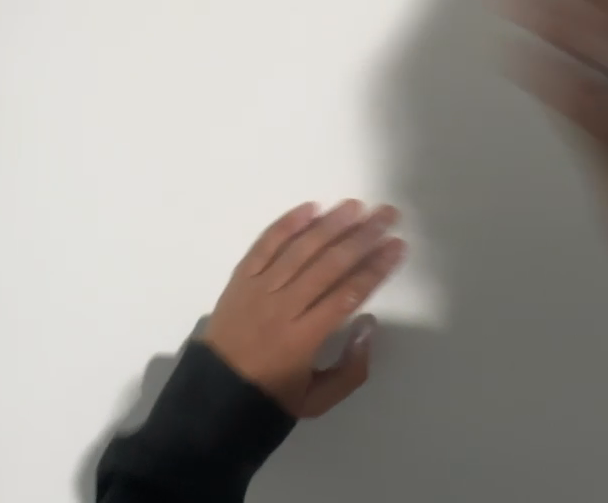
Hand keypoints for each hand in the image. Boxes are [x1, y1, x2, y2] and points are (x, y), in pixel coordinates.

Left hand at [202, 200, 406, 418]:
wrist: (211, 395)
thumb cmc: (270, 398)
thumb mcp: (317, 401)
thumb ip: (351, 370)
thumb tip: (369, 324)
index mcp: (303, 338)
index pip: (347, 294)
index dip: (375, 268)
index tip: (396, 246)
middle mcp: (282, 307)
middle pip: (328, 264)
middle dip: (361, 237)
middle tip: (385, 214)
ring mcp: (259, 289)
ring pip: (300, 249)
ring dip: (330, 224)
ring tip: (354, 205)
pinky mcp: (240, 277)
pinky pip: (265, 244)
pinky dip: (287, 224)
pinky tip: (310, 208)